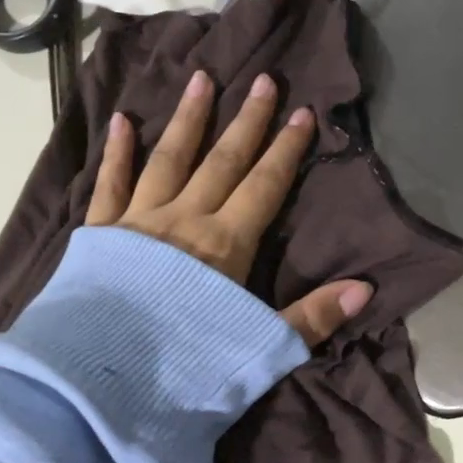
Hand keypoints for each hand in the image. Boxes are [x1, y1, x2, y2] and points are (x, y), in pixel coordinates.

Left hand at [86, 69, 371, 345]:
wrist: (100, 384)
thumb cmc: (186, 368)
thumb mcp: (261, 347)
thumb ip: (312, 317)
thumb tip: (364, 289)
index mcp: (225, 244)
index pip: (265, 185)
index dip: (287, 148)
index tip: (303, 111)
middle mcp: (183, 220)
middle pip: (222, 161)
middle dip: (246, 120)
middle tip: (263, 79)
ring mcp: (137, 223)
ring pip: (168, 160)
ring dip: (188, 119)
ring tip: (201, 79)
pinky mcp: (98, 237)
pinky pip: (110, 186)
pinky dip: (116, 153)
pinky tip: (122, 122)